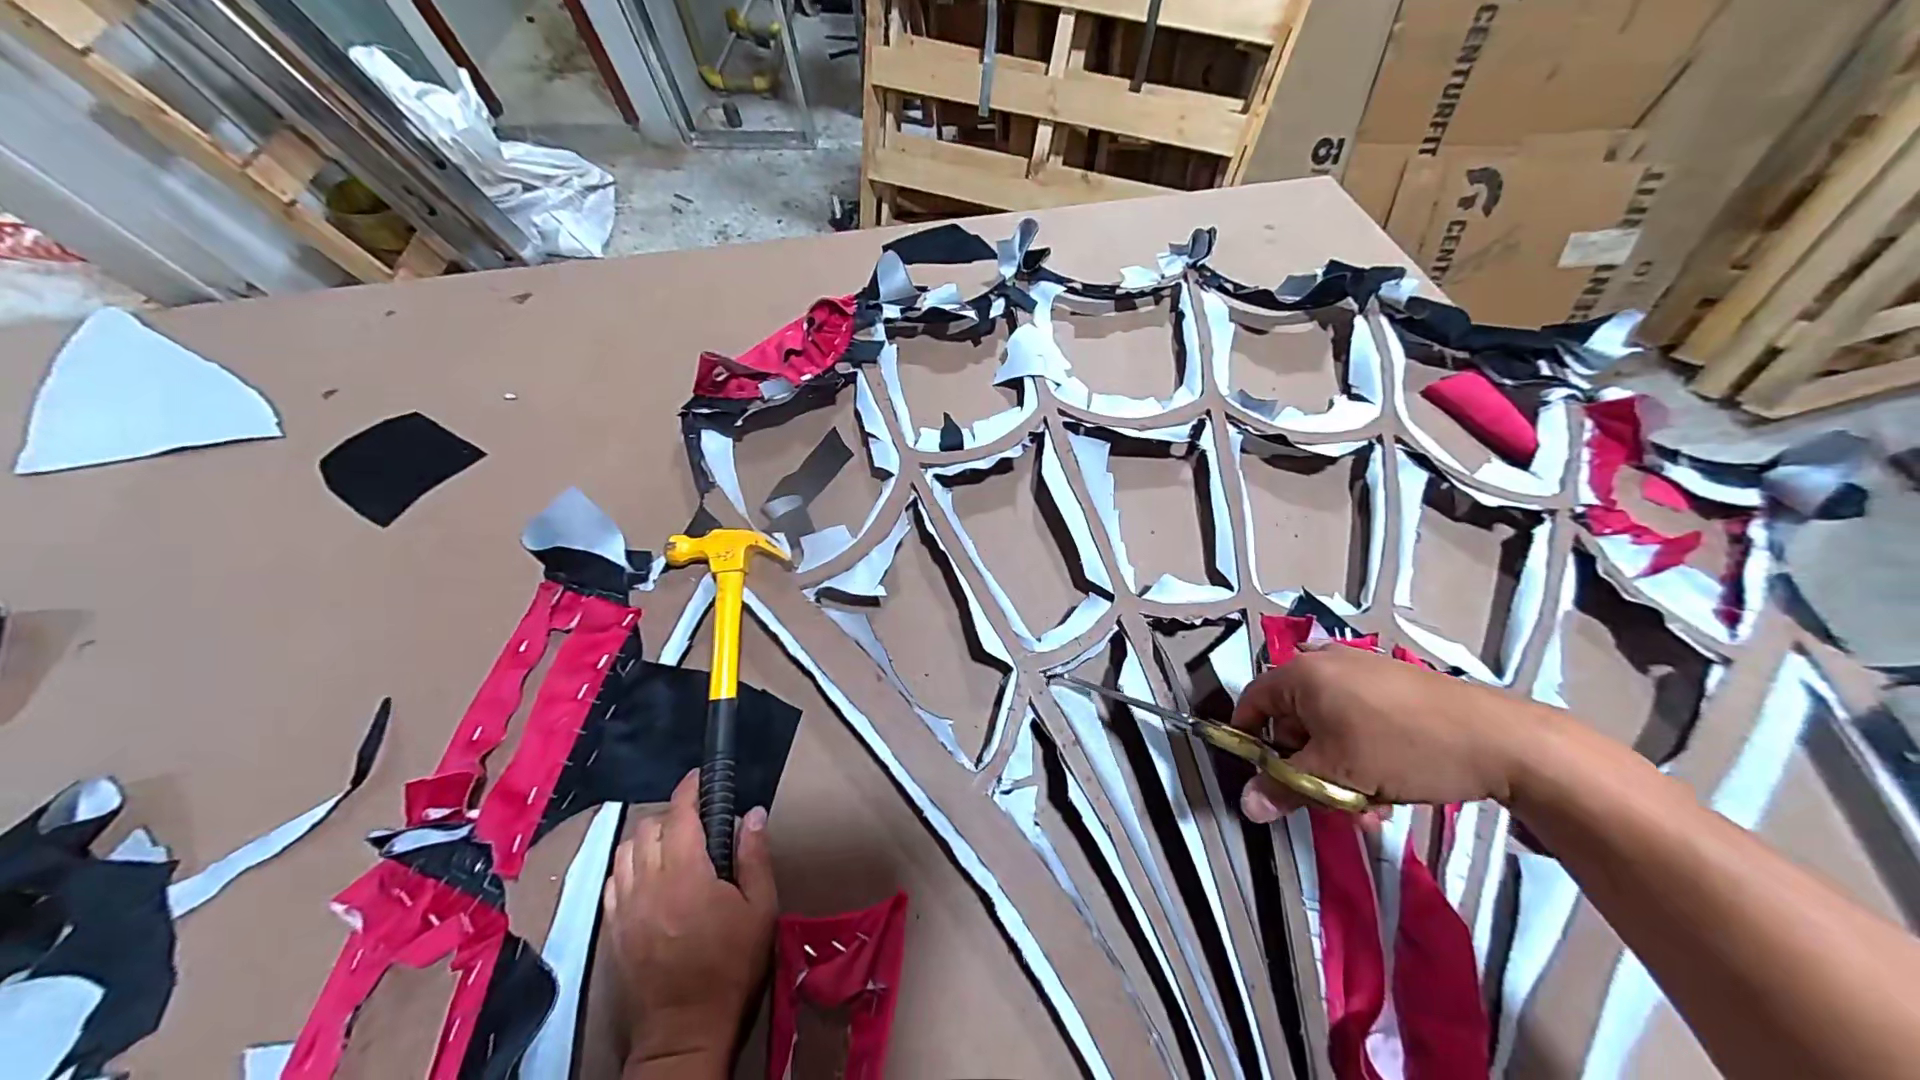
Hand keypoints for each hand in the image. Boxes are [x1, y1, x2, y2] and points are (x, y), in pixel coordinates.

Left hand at [603, 770, 776, 1073]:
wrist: (686, 1030)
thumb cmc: (731, 968)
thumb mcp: (760, 910)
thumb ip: (755, 857)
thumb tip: (753, 814)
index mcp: (686, 875)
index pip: (680, 816)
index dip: (689, 790)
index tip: (700, 778)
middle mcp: (648, 884)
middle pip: (648, 827)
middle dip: (672, 813)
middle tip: (697, 820)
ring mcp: (625, 907)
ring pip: (625, 851)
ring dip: (647, 836)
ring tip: (672, 844)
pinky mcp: (614, 928)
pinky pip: (613, 880)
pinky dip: (629, 865)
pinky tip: (648, 874)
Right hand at [1232, 643, 1558, 820]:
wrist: (1501, 740)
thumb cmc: (1402, 748)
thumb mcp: (1336, 775)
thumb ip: (1284, 788)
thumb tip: (1247, 805)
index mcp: (1302, 674)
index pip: (1252, 702)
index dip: (1250, 741)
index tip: (1262, 776)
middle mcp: (1326, 662)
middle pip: (1292, 717)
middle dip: (1305, 764)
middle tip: (1325, 800)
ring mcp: (1364, 669)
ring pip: (1328, 724)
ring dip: (1336, 766)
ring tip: (1366, 803)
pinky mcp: (1395, 683)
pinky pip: (1358, 717)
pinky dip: (1361, 750)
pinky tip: (1388, 784)